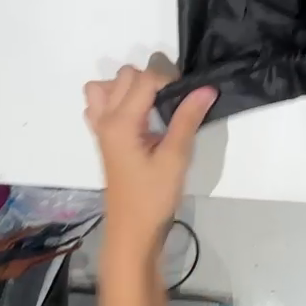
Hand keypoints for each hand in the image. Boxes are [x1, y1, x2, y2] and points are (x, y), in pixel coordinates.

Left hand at [83, 63, 216, 261]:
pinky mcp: (103, 138)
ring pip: (105, 86)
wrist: (132, 229)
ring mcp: (100, 128)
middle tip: (174, 105)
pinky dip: (116, 101)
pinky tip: (137, 118)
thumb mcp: (176, 158)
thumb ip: (188, 119)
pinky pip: (99, 105)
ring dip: (129, 88)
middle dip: (151, 81)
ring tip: (151, 107)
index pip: (145, 80)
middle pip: (124, 76)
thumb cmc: (154, 196)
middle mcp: (105, 119)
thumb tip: (206, 88)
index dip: (170, 81)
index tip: (190, 99)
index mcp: (121, 122)